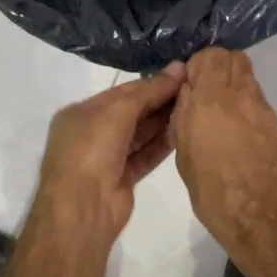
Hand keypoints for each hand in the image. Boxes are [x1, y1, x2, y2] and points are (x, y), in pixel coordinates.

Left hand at [27, 62, 185, 251]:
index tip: (182, 72)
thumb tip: (178, 69)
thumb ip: (149, 90)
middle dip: (160, 100)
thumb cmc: (91, 148)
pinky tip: (184, 131)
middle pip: (132, 112)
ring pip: (140, 134)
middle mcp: (92, 133)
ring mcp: (106, 158)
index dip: (152, 81)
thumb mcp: (117, 110)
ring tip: (194, 106)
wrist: (82, 207)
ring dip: (164, 121)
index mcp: (81, 112)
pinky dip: (162, 144)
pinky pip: (145, 155)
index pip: (122, 91)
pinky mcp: (122, 179)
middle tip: (194, 88)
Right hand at [171, 48, 276, 255]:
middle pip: (234, 59)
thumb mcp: (186, 159)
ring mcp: (265, 111)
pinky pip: (257, 104)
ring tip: (218, 119)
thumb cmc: (216, 195)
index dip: (197, 66)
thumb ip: (185, 119)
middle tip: (203, 96)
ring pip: (248, 80)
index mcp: (213, 102)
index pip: (211, 56)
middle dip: (216, 69)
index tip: (189, 87)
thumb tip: (188, 95)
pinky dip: (245, 108)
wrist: (266, 221)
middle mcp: (242, 98)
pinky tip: (236, 136)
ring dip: (232, 88)